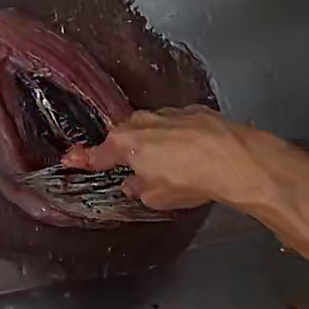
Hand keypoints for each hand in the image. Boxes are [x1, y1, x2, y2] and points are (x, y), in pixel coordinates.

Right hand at [62, 106, 280, 211]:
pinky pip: (177, 124)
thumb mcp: (156, 197)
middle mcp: (141, 122)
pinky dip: (180, 137)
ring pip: (152, 128)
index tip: (71, 158)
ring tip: (175, 165)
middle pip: (125, 137)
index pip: (96, 154)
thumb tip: (134, 184)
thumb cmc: (191, 179)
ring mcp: (168, 113)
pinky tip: (194, 153)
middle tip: (138, 171)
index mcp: (123, 143)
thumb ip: (138, 188)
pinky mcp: (194, 111)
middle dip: (128, 152)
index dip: (83, 159)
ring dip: (156, 143)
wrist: (238, 160)